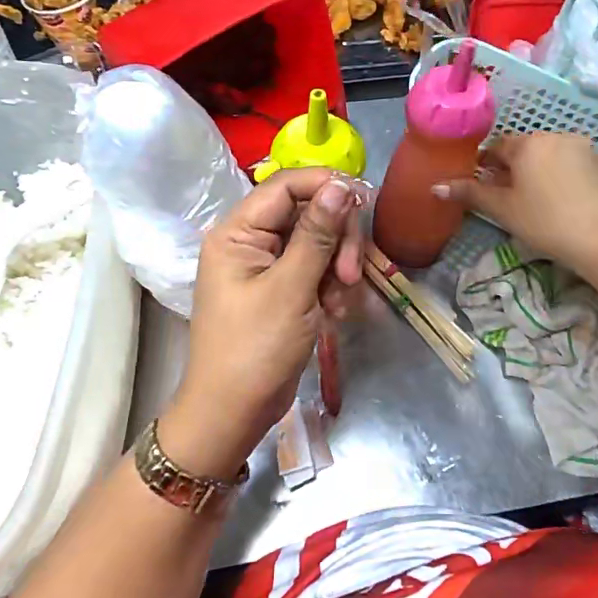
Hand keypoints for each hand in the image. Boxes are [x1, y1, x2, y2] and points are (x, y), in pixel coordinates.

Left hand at [161, 168, 362, 479]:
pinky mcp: (284, 288)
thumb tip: (342, 185)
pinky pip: (318, 269)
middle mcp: (251, 241)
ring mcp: (268, 266)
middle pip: (309, 213)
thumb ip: (318, 234)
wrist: (234, 412)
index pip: (286, 186)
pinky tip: (335, 312)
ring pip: (320, 242)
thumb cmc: (254, 349)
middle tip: (350, 274)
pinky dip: (331, 286)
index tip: (364, 202)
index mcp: (238, 232)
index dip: (326, 186)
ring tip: (341, 302)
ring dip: (338, 266)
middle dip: (337, 239)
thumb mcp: (291, 288)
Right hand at [432, 132, 597, 286]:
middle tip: (506, 201)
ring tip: (533, 206)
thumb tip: (435, 187)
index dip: (485, 166)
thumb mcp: (505, 211)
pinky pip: (570, 167)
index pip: (497, 146)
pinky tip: (560, 206)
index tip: (482, 187)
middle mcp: (556, 137)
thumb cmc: (549, 223)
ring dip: (536, 174)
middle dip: (511, 170)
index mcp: (528, 143)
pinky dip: (559, 180)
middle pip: (524, 150)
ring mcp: (584, 149)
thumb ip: (471, 194)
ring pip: (548, 157)